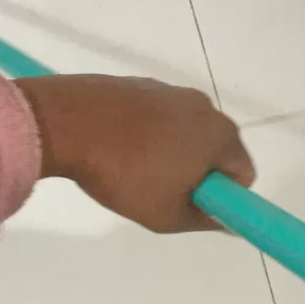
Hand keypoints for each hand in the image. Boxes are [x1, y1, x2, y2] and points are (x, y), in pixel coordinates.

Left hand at [15, 74, 253, 232]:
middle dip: (192, 172)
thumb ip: (205, 220)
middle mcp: (200, 103)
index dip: (220, 196)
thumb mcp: (167, 215)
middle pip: (212, 148)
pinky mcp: (134, 83)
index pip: (241, 173)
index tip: (188, 204)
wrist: (63, 121)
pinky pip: (151, 116)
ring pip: (179, 131)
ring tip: (128, 167)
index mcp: (219, 132)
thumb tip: (226, 219)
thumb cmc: (122, 172)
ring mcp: (164, 89)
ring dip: (165, 151)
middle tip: (158, 190)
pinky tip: (112, 145)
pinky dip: (140, 132)